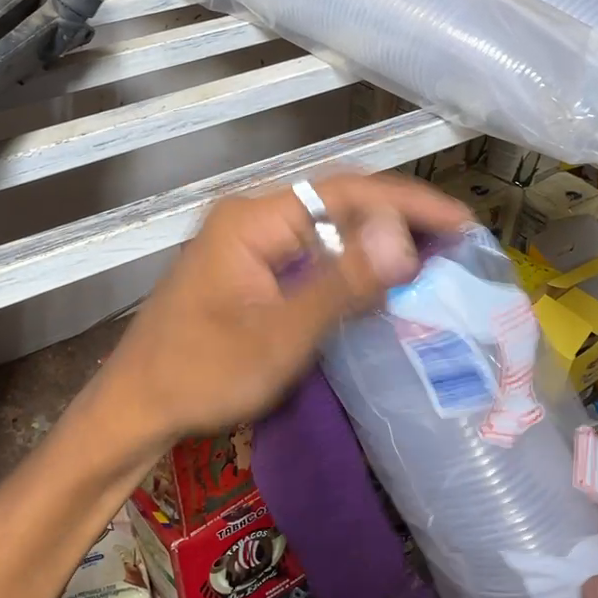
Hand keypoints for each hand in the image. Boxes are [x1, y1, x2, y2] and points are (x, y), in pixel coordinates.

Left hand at [96, 172, 470, 443]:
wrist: (136, 406)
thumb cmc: (201, 373)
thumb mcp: (279, 334)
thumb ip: (342, 284)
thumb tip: (404, 236)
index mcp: (251, 220)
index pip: (344, 191)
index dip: (407, 202)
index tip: (462, 223)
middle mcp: (246, 218)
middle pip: (334, 204)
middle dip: (394, 218)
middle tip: (453, 242)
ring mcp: (241, 244)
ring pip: (322, 229)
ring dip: (372, 241)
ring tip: (429, 258)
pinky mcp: (242, 270)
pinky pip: (304, 254)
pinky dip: (344, 264)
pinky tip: (375, 282)